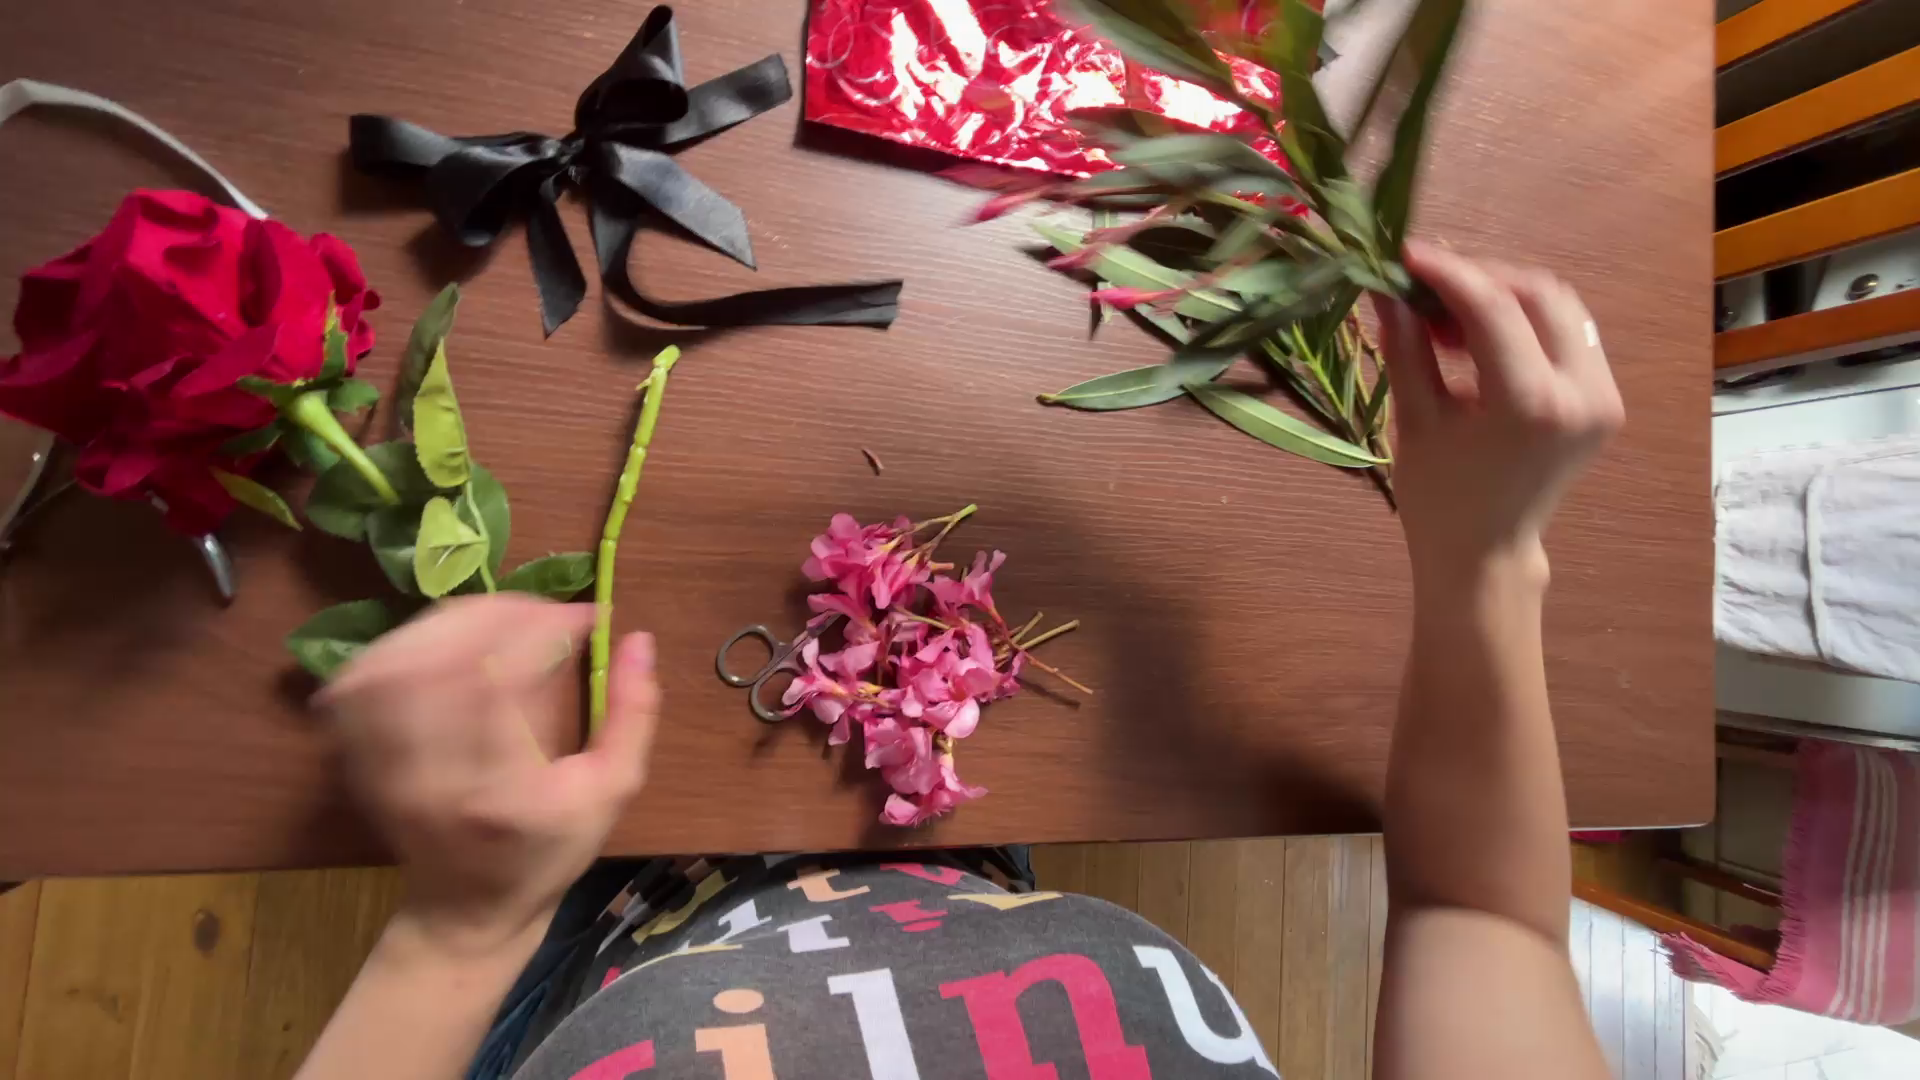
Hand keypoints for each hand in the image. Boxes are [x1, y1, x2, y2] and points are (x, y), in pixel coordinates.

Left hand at [318, 594, 659, 956]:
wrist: (463, 908)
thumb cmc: (551, 848)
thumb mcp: (616, 786)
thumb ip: (634, 711)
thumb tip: (639, 638)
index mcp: (499, 789)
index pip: (503, 683)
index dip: (548, 630)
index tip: (592, 618)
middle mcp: (428, 772)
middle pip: (443, 660)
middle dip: (505, 614)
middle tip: (551, 612)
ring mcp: (380, 762)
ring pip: (399, 659)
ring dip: (460, 621)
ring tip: (509, 619)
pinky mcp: (355, 752)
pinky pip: (366, 674)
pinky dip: (411, 640)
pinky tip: (454, 640)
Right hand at [1375, 241, 1624, 589]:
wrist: (1484, 550)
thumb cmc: (1437, 497)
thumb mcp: (1414, 422)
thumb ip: (1406, 351)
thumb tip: (1388, 293)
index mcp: (1529, 405)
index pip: (1494, 310)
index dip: (1448, 273)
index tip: (1407, 255)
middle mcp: (1583, 392)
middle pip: (1539, 295)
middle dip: (1478, 278)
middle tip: (1423, 285)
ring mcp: (1604, 394)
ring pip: (1559, 309)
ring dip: (1500, 297)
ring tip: (1442, 314)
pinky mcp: (1604, 397)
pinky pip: (1566, 336)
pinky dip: (1519, 323)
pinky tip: (1474, 338)